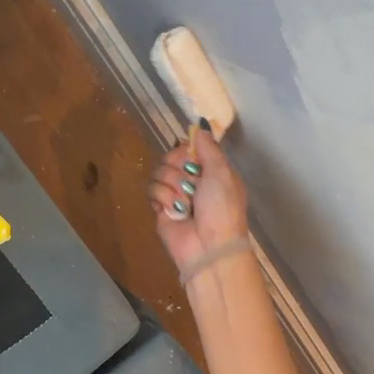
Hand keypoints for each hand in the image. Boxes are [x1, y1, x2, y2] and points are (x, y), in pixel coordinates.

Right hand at [150, 126, 249, 280]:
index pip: (188, 147)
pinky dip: (162, 198)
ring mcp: (174, 194)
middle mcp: (191, 180)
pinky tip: (173, 211)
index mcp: (210, 169)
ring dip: (173, 187)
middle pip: (171, 157)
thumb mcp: (222, 172)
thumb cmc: (221, 208)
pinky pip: (151, 191)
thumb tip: (200, 126)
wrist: (209, 246)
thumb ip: (209, 148)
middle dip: (180, 170)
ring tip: (185, 204)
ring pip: (159, 172)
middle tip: (192, 186)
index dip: (187, 150)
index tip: (193, 159)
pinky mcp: (160, 209)